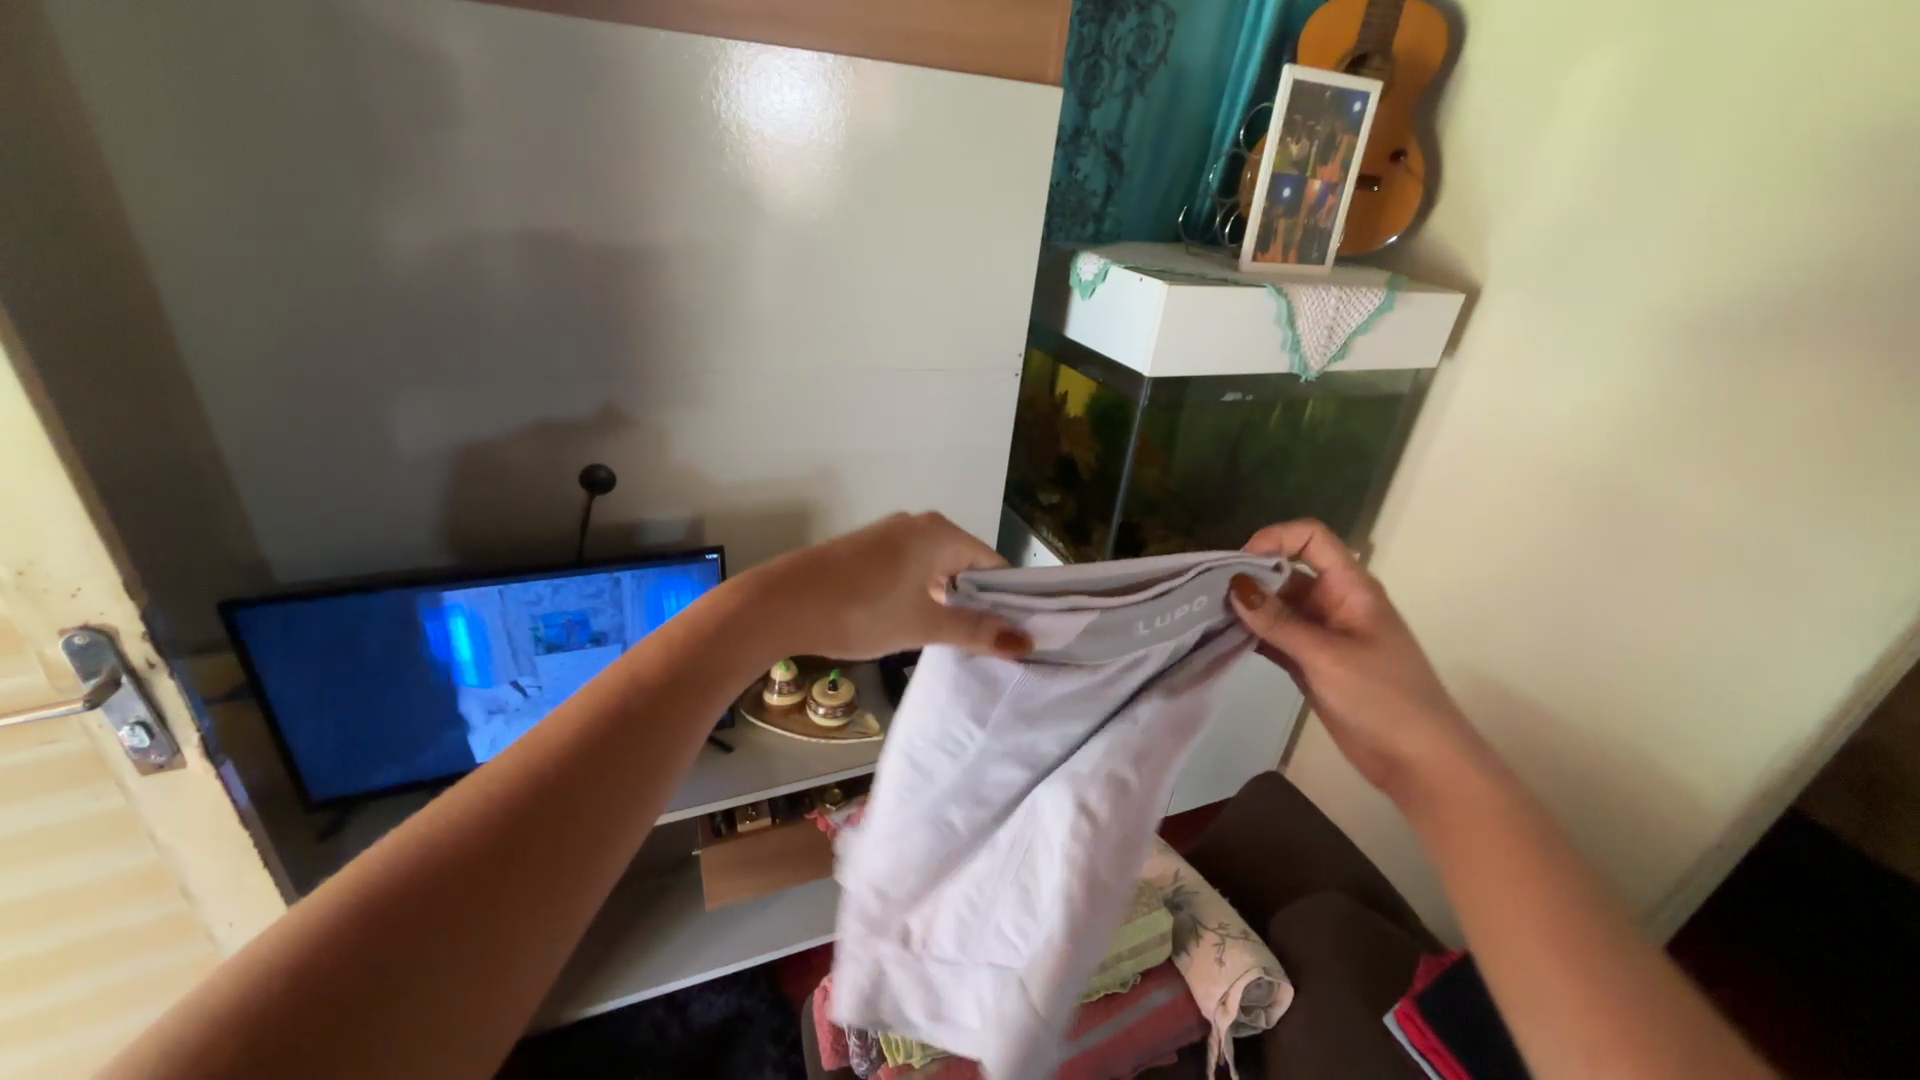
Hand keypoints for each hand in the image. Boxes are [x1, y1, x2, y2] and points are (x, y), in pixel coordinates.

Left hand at [737, 512, 1033, 661]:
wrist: (782, 604)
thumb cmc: (861, 612)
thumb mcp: (923, 625)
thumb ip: (975, 630)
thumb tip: (1025, 642)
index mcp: (939, 533)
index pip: (992, 563)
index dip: (1007, 599)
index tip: (1016, 633)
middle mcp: (917, 524)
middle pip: (963, 563)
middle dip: (976, 600)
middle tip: (989, 641)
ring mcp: (887, 534)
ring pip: (934, 567)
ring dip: (946, 599)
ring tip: (954, 637)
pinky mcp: (864, 550)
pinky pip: (908, 569)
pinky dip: (919, 593)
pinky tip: (913, 621)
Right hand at [1228, 520, 1474, 793]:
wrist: (1418, 760)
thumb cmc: (1384, 699)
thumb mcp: (1327, 656)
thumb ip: (1279, 622)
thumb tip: (1235, 586)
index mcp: (1351, 588)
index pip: (1312, 538)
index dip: (1275, 538)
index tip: (1239, 563)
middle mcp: (1334, 603)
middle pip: (1286, 571)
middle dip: (1249, 577)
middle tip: (1207, 594)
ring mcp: (1322, 634)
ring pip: (1277, 606)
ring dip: (1246, 609)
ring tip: (1206, 616)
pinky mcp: (1310, 663)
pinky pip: (1275, 637)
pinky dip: (1251, 636)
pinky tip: (1222, 640)